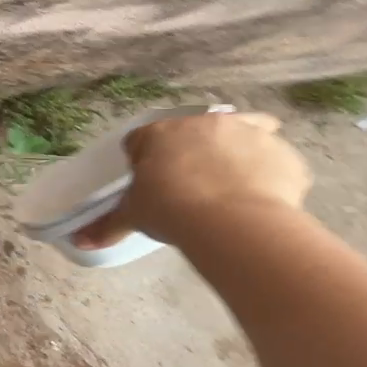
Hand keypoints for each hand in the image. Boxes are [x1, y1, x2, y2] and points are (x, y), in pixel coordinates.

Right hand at [74, 113, 311, 248]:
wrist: (235, 222)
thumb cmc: (170, 208)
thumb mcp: (133, 216)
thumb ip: (107, 225)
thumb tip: (80, 243)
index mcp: (159, 133)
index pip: (142, 140)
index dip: (144, 159)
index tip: (149, 180)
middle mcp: (203, 123)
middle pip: (196, 129)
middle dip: (194, 149)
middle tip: (190, 180)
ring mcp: (250, 134)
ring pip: (245, 133)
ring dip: (237, 152)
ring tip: (230, 186)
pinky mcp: (286, 154)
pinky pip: (274, 159)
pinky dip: (268, 173)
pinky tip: (258, 196)